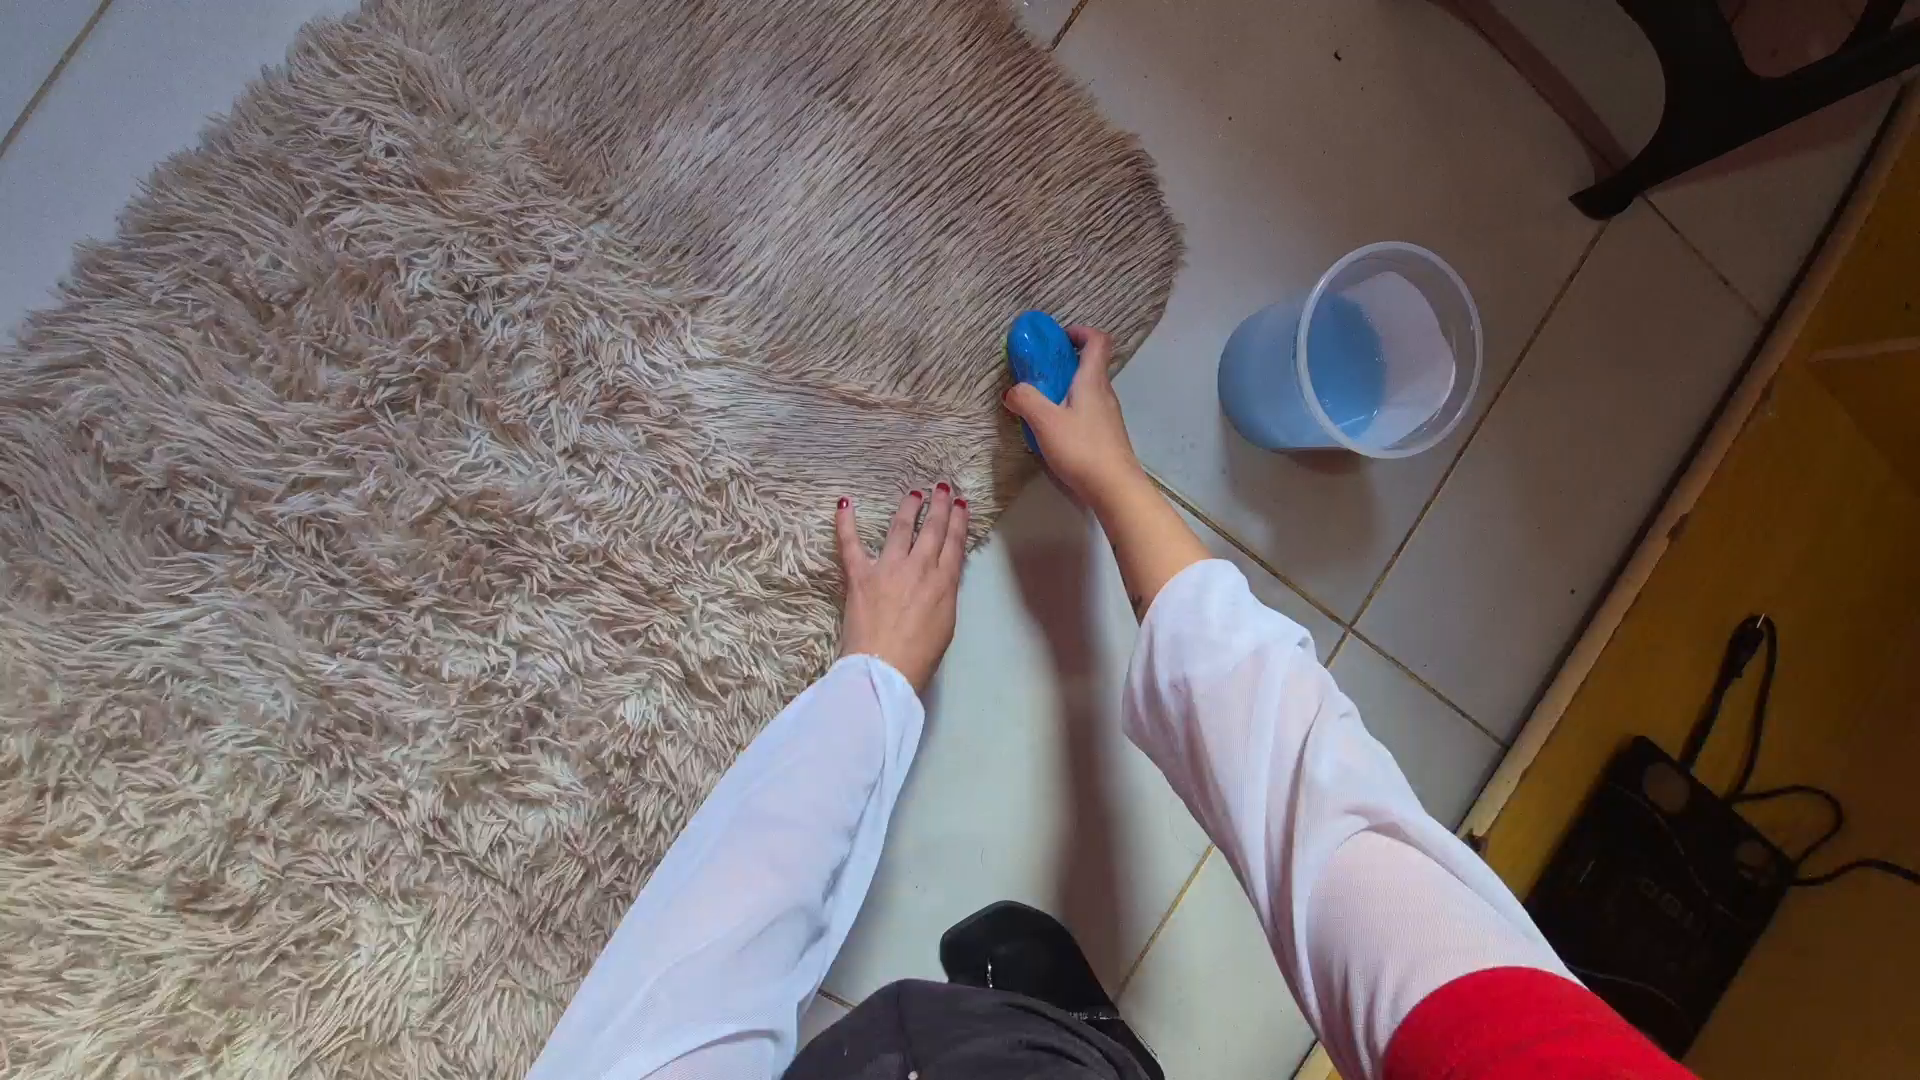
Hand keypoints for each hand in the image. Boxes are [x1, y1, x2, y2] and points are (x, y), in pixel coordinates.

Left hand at [835, 484, 970, 693]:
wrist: (884, 669)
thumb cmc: (920, 655)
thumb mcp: (946, 623)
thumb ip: (945, 593)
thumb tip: (942, 575)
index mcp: (943, 582)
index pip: (954, 543)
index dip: (959, 521)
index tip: (961, 505)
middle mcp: (919, 567)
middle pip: (932, 529)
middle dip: (939, 506)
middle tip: (942, 489)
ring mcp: (888, 568)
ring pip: (900, 527)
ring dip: (909, 507)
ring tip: (914, 493)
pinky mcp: (860, 575)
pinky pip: (851, 544)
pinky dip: (846, 523)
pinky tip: (845, 504)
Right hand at [1001, 325, 1148, 508]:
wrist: (1114, 487)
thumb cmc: (1081, 448)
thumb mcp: (1045, 421)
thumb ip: (1025, 400)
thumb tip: (1012, 391)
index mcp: (1092, 381)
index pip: (1097, 341)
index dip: (1079, 333)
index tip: (1057, 340)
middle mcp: (1104, 393)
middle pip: (1089, 366)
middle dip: (1063, 364)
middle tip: (1037, 375)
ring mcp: (1107, 416)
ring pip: (1086, 391)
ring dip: (1064, 390)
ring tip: (1040, 406)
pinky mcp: (1106, 436)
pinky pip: (1086, 412)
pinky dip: (1069, 411)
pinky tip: (1053, 432)